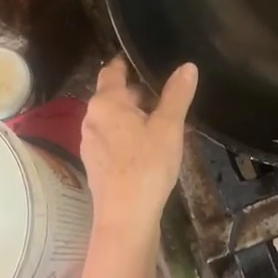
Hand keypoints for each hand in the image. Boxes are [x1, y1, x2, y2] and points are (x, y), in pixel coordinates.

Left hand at [81, 57, 198, 231]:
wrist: (126, 217)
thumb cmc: (147, 165)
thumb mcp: (169, 126)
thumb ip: (177, 95)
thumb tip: (187, 67)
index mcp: (106, 103)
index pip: (113, 71)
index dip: (127, 63)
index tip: (144, 60)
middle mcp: (91, 119)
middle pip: (115, 97)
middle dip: (139, 95)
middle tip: (168, 97)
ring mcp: (90, 144)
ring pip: (115, 121)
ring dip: (136, 119)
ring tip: (164, 124)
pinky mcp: (96, 166)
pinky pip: (114, 141)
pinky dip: (130, 138)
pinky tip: (151, 150)